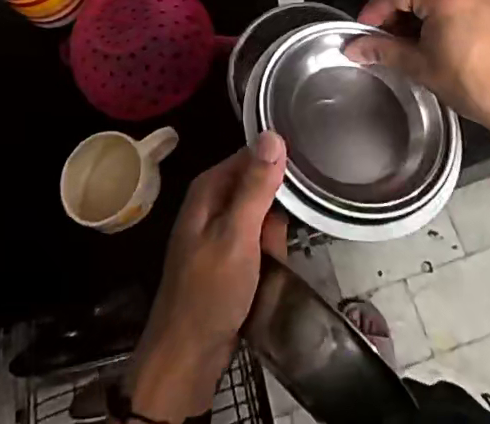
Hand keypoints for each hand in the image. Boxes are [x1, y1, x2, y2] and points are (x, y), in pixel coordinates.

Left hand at [127, 133, 288, 421]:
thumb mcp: (238, 234)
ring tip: (269, 264)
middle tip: (272, 242)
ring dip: (274, 240)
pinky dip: (268, 257)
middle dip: (276, 215)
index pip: (253, 156)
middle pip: (262, 189)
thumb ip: (256, 186)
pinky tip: (267, 275)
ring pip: (265, 219)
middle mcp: (213, 202)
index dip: (277, 169)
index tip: (300, 188)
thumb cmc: (210, 290)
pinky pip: (259, 243)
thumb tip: (273, 134)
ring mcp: (221, 230)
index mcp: (209, 187)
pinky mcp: (230, 255)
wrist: (189, 354)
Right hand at [345, 0, 489, 137]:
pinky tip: (425, 32)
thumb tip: (352, 48)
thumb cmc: (472, 84)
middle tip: (379, 25)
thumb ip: (383, 50)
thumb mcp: (421, 66)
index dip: (376, 9)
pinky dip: (433, 4)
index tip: (362, 30)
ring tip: (400, 33)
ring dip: (412, 0)